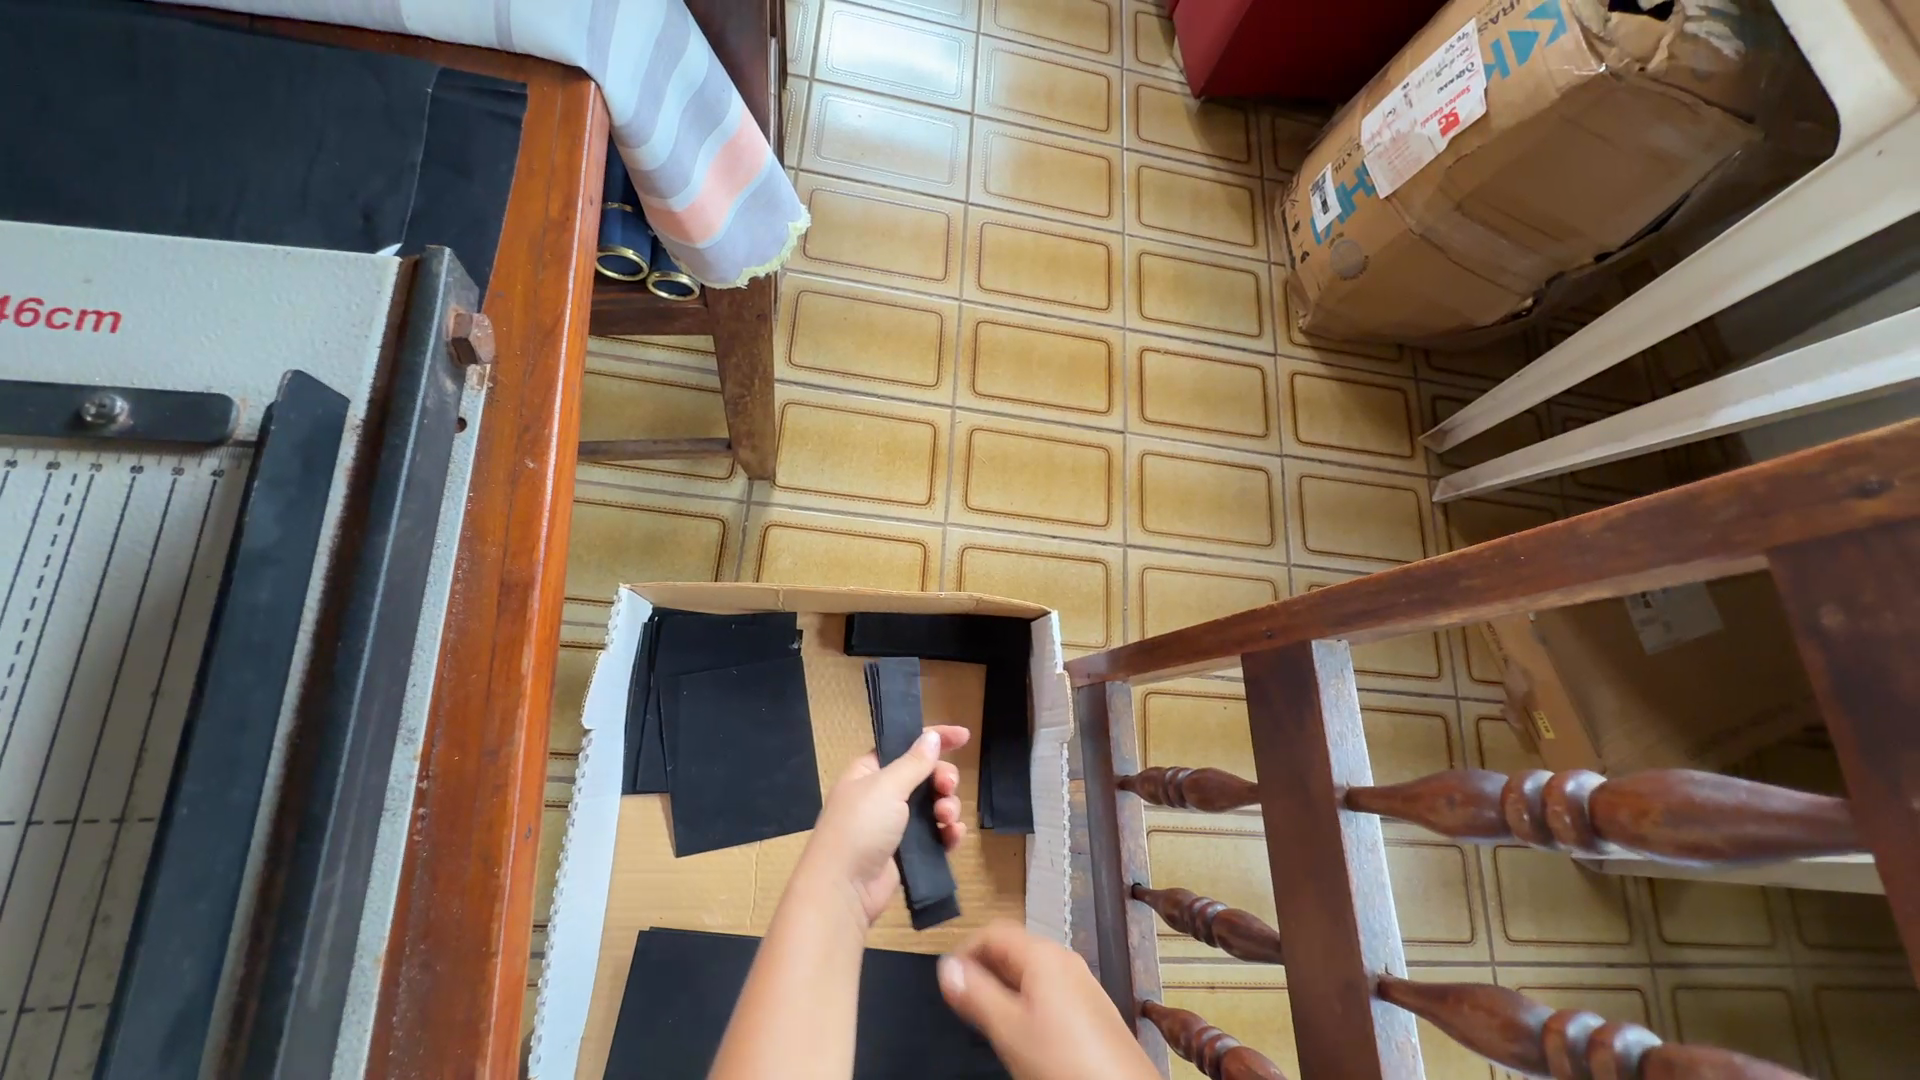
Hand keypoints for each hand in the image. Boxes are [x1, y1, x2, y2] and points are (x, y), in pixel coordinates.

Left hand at [795, 725, 969, 927]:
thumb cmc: (860, 827)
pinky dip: (947, 832)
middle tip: (947, 787)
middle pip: (925, 775)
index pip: (905, 745)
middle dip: (943, 778)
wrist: (844, 889)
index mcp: (870, 772)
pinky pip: (935, 835)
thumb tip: (931, 736)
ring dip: (947, 807)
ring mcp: (895, 825)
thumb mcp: (886, 787)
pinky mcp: (907, 852)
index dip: (934, 738)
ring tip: (947, 817)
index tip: (964, 737)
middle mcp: (882, 795)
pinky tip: (954, 835)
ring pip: (933, 805)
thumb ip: (913, 762)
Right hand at [938, 921, 1158, 1079]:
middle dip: (986, 969)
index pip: (994, 932)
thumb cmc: (1062, 1061)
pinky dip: (1028, 1001)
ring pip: (1032, 972)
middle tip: (964, 1002)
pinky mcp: (1092, 1007)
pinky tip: (1024, 1033)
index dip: (966, 950)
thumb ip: (975, 995)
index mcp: (1043, 955)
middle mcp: (1064, 959)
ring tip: (988, 1019)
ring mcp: (1082, 982)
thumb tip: (947, 967)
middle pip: (1014, 949)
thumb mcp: (1009, 1030)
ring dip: (1005, 987)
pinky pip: (1050, 990)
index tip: (948, 980)